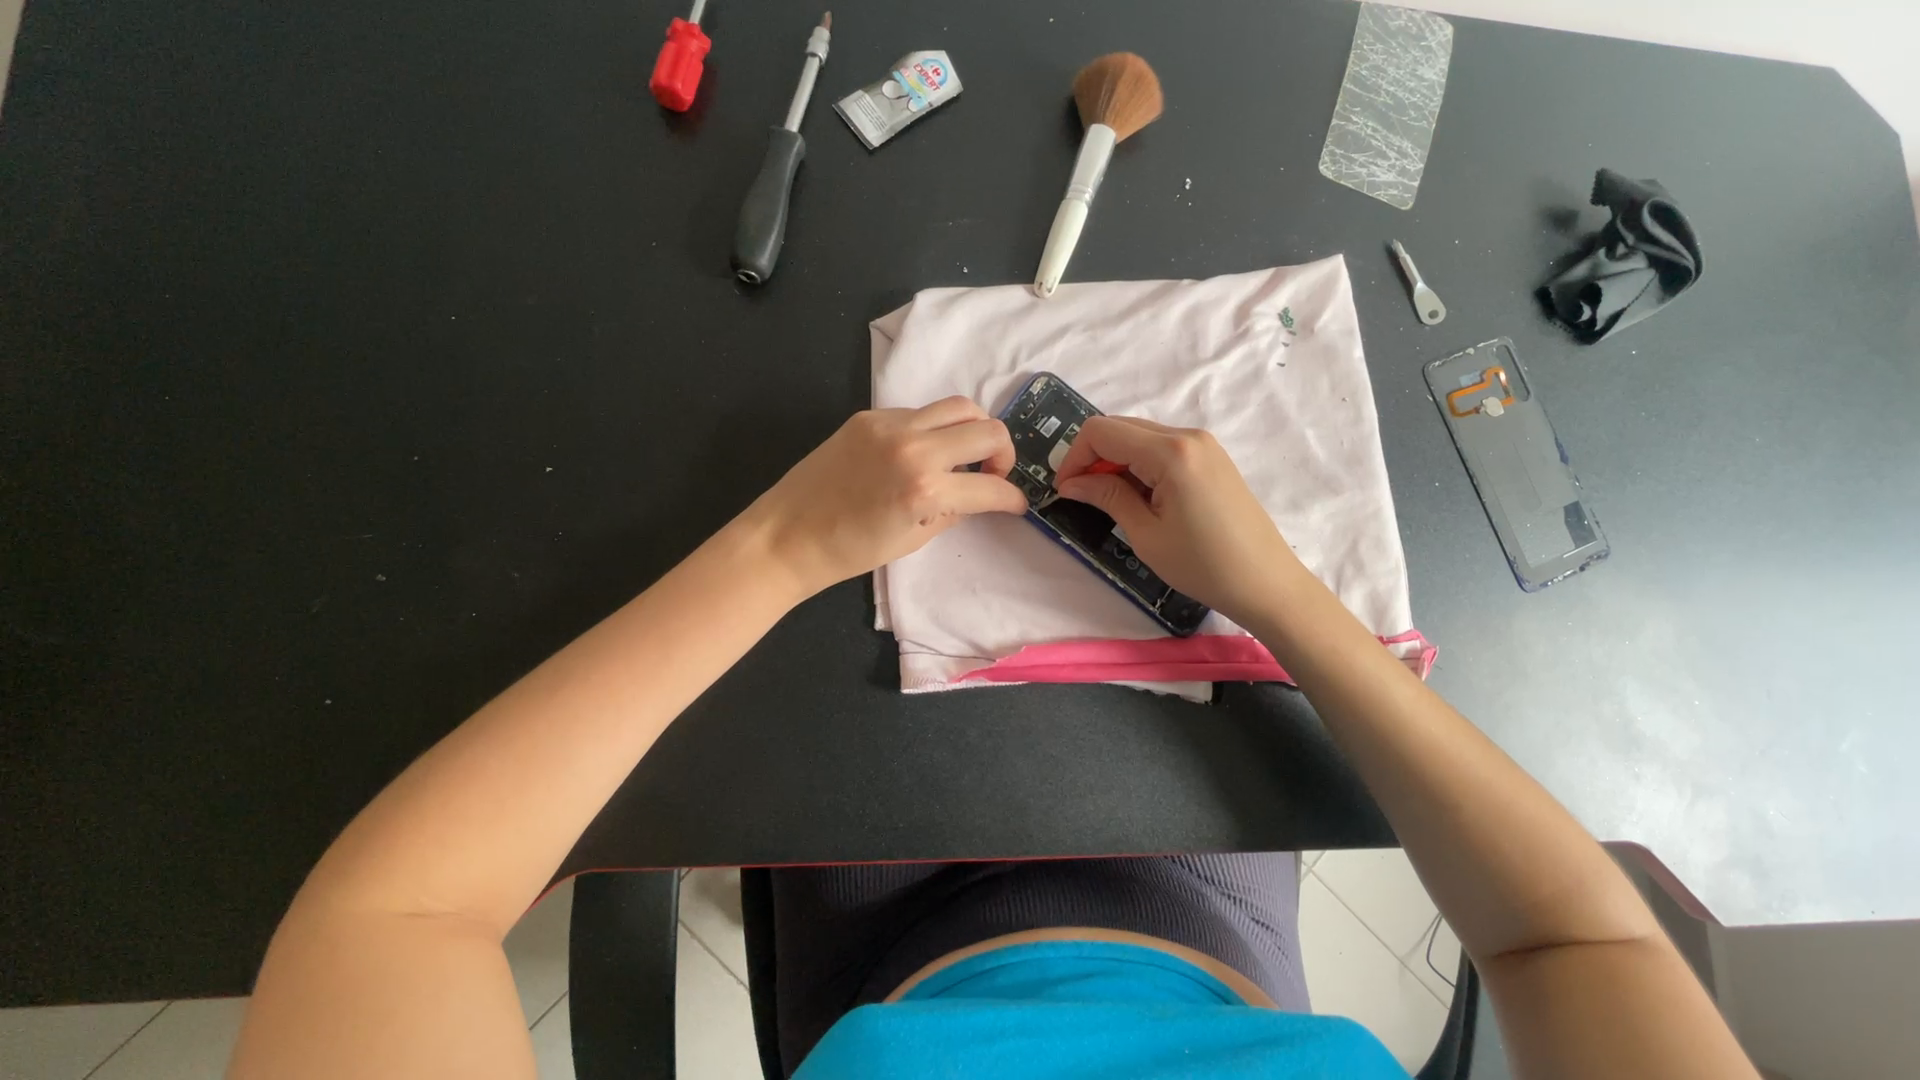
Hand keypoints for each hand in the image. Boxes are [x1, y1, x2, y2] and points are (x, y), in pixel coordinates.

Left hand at [741, 397, 1026, 596]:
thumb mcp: (913, 539)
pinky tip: (919, 453)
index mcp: (926, 489)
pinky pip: (918, 412)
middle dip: (1003, 453)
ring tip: (962, 456)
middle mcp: (914, 447)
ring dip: (972, 430)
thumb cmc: (849, 551)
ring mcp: (890, 426)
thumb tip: (974, 495)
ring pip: (957, 407)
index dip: (1011, 498)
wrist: (788, 535)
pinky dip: (932, 429)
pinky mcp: (868, 416)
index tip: (1015, 503)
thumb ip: (951, 511)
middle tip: (993, 473)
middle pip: (987, 429)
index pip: (990, 486)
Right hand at [1055, 416, 1303, 624]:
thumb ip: (1107, 497)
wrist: (1266, 582)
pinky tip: (1139, 497)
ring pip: (1140, 436)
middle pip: (1121, 427)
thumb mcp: (1145, 534)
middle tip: (1082, 496)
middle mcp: (1188, 436)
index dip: (1075, 457)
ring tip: (1110, 501)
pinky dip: (1139, 464)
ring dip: (1116, 461)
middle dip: (1093, 456)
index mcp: (1170, 452)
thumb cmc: (1202, 565)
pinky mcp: (1211, 458)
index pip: (1102, 431)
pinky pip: (1162, 448)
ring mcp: (1203, 445)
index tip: (1065, 490)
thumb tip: (1071, 483)